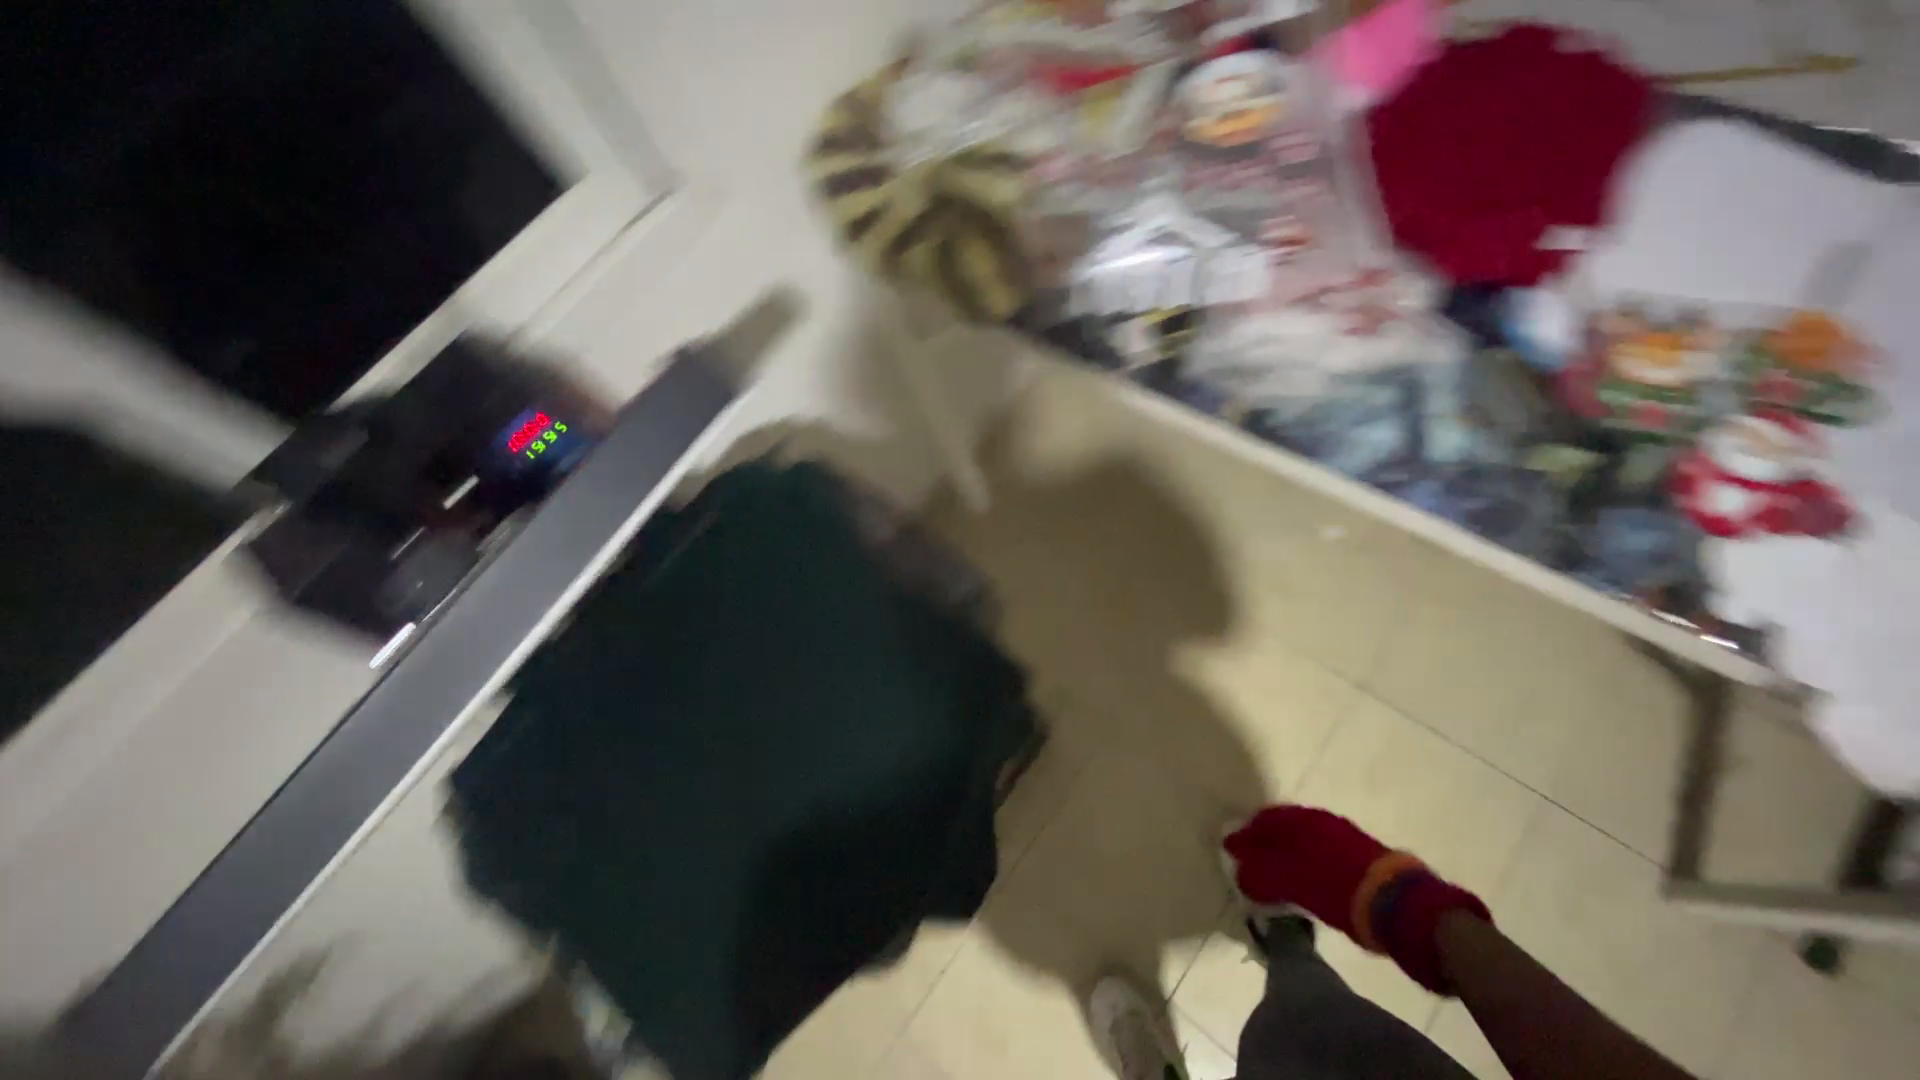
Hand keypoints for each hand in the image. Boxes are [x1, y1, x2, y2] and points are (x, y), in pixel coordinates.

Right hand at [1223, 806, 1490, 994]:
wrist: (1402, 906)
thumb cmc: (1338, 888)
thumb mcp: (1292, 882)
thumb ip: (1262, 875)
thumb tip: (1240, 871)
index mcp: (1304, 821)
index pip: (1265, 820)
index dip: (1245, 834)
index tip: (1229, 846)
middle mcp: (1324, 822)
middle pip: (1285, 827)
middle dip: (1264, 841)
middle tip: (1247, 856)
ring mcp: (1346, 839)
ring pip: (1304, 840)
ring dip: (1285, 852)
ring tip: (1272, 870)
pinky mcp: (1363, 858)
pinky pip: (1321, 854)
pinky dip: (1304, 862)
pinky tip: (1302, 878)